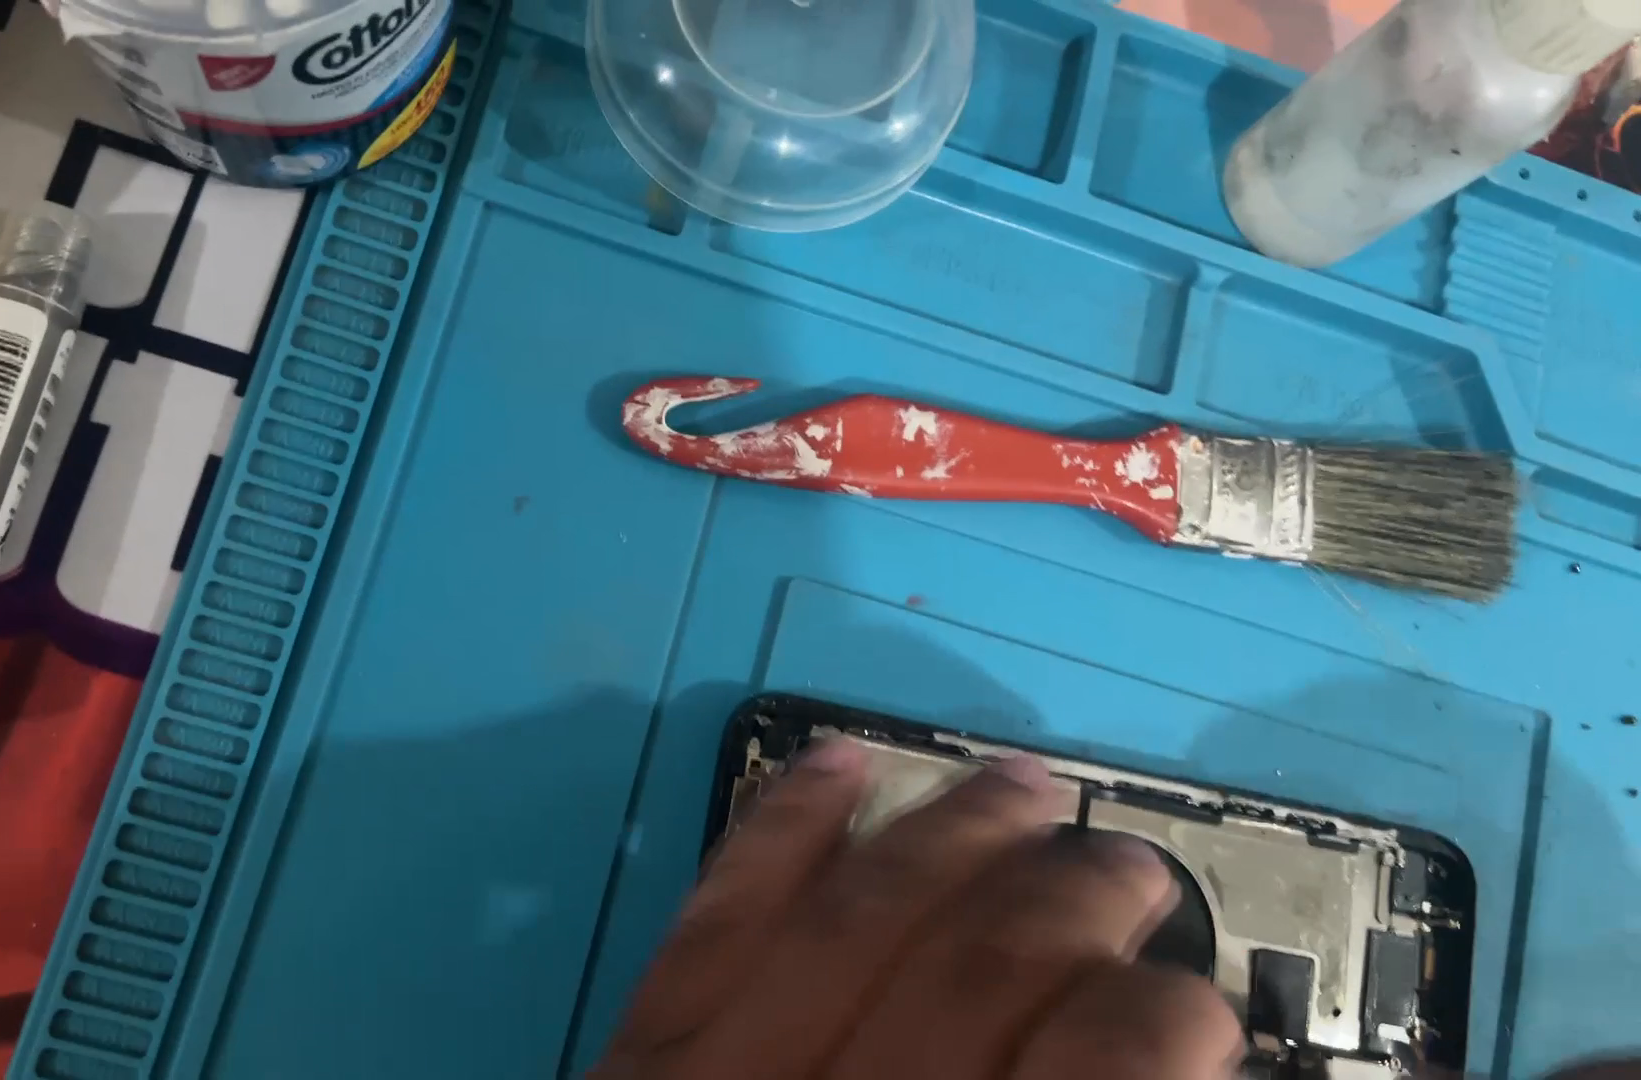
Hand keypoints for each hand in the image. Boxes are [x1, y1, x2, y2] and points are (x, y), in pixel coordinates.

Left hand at [593, 738, 1242, 1078]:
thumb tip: (1146, 1065)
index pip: (1082, 1079)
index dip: (1152, 1025)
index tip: (1197, 1001)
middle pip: (971, 972)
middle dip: (1068, 903)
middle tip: (1130, 864)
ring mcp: (720, 1062)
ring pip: (859, 911)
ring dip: (950, 833)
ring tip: (1021, 781)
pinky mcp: (647, 1034)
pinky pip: (724, 906)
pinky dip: (784, 824)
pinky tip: (836, 757)